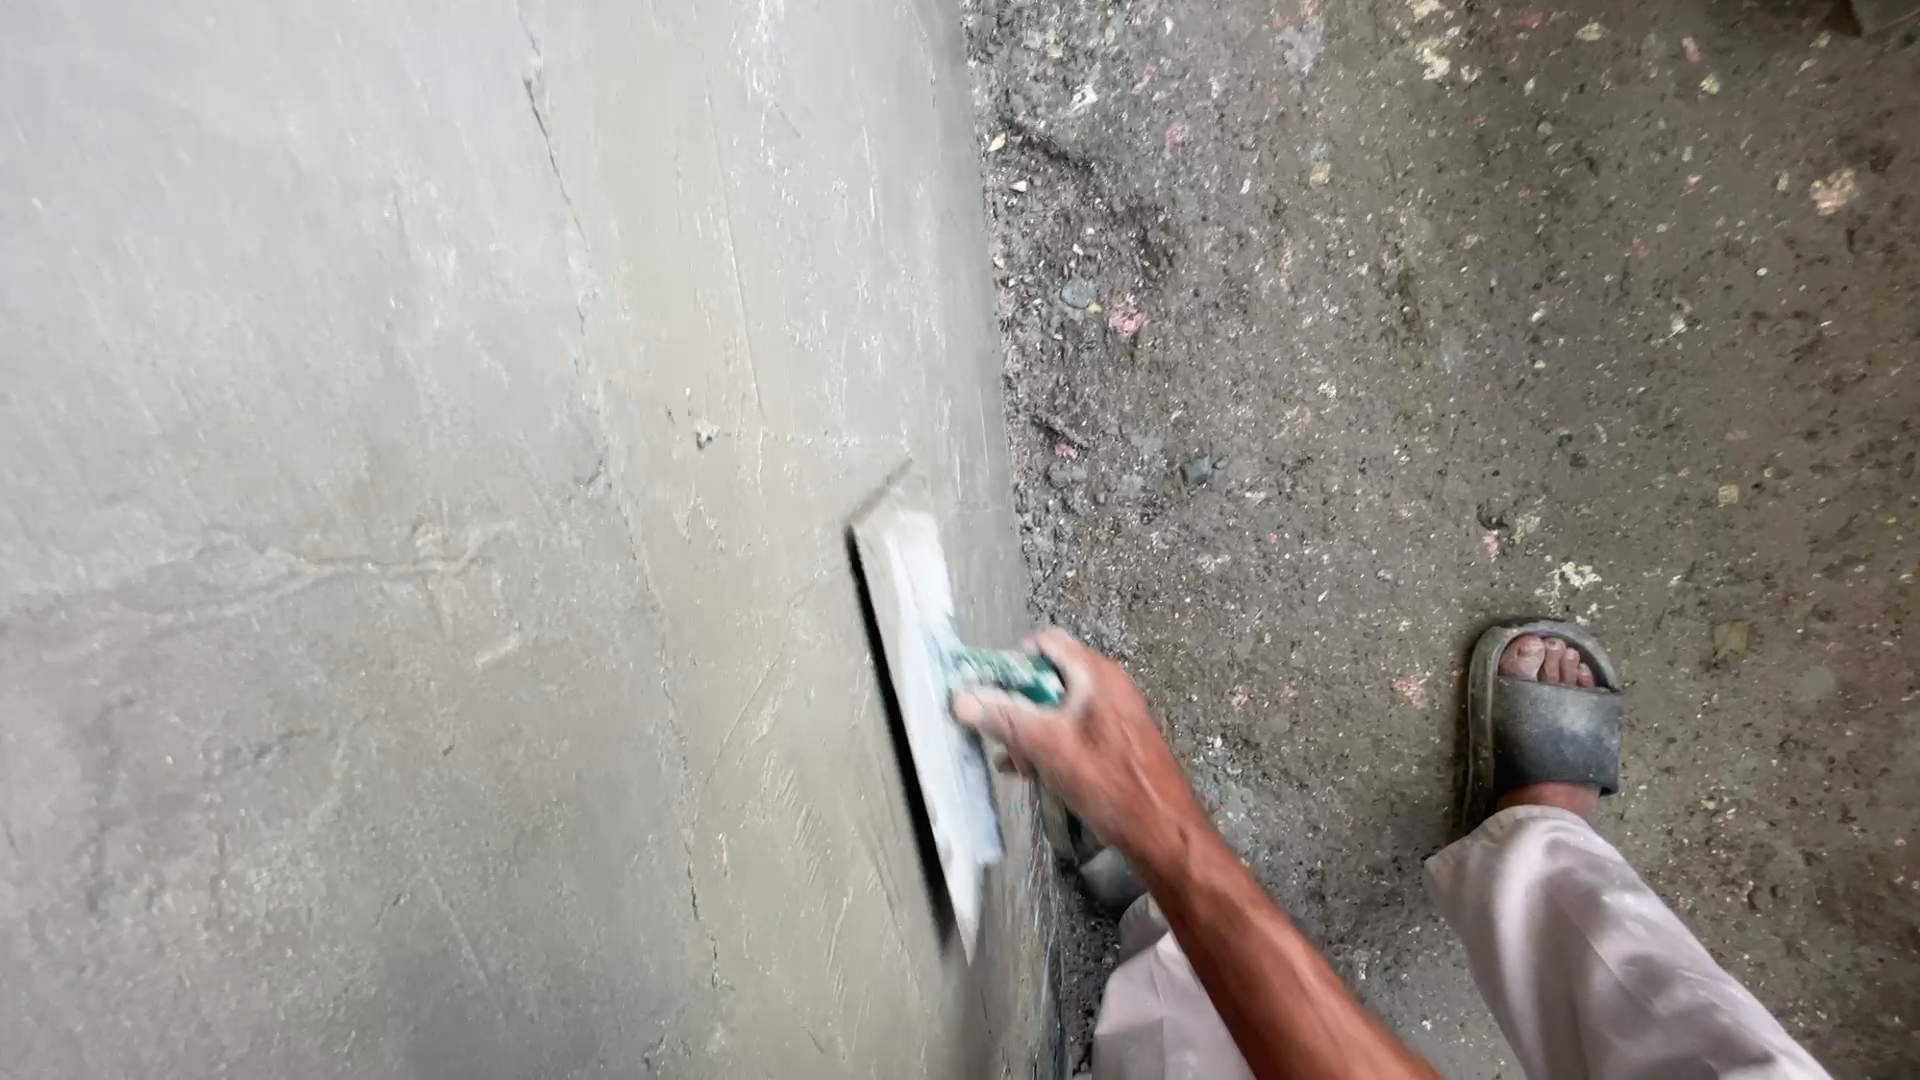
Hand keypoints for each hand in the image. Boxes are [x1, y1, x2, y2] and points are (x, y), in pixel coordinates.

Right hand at [952, 628, 1205, 863]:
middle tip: (1001, 734)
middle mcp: (1108, 684)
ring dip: (1032, 729)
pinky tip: (1032, 772)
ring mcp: (1116, 712)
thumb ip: (1003, 719)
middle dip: (1019, 703)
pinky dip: (1052, 742)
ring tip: (1014, 762)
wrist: (1163, 832)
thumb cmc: (1108, 782)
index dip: (1013, 662)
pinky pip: (1076, 728)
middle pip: (1050, 676)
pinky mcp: (1118, 739)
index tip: (991, 691)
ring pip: (1060, 706)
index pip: (1045, 642)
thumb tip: (961, 699)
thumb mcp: (1046, 747)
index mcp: (1095, 673)